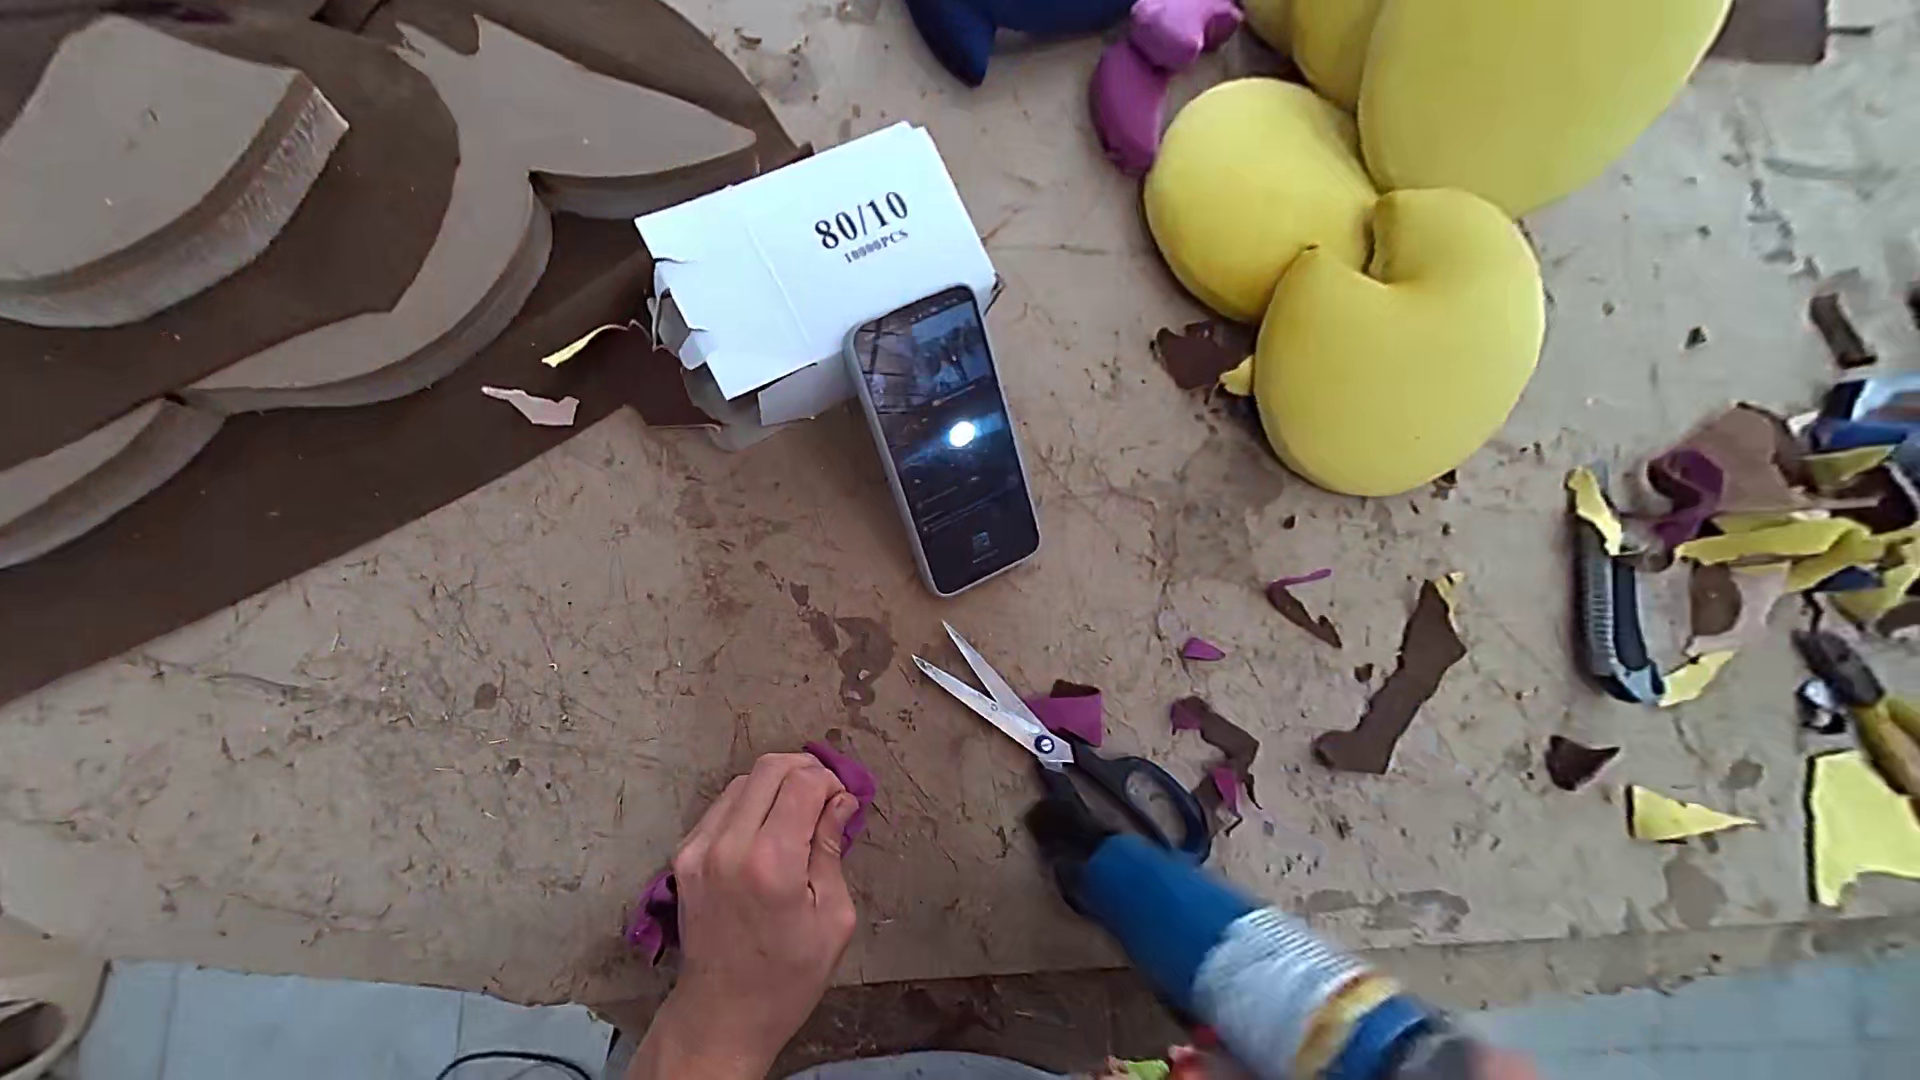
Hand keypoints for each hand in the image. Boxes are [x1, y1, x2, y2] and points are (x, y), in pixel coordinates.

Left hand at [630, 753, 859, 1079]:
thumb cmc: (788, 976)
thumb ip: (831, 847)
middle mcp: (728, 846)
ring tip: (798, 812)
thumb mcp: (833, 917)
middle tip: (825, 797)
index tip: (842, 803)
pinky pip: (724, 803)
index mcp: (771, 863)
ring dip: (778, 784)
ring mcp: (698, 848)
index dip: (830, 781)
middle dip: (806, 771)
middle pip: (771, 767)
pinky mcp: (684, 854)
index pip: (803, 782)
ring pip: (746, 779)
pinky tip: (767, 827)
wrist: (720, 1017)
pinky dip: (753, 801)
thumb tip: (841, 799)